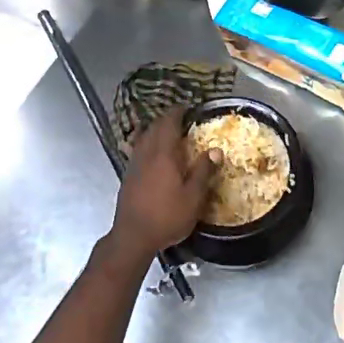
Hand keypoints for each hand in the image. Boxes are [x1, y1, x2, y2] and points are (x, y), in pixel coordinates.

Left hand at [107, 111, 214, 259]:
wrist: (133, 235)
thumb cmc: (167, 216)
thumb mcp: (193, 197)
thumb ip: (203, 171)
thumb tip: (215, 149)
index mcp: (163, 154)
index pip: (168, 123)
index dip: (177, 112)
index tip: (188, 107)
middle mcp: (146, 153)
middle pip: (153, 127)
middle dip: (166, 119)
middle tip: (181, 119)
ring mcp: (134, 163)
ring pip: (143, 137)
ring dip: (155, 130)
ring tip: (168, 132)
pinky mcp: (128, 174)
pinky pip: (138, 149)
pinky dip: (147, 143)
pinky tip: (154, 154)